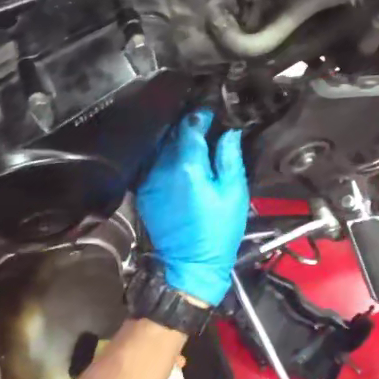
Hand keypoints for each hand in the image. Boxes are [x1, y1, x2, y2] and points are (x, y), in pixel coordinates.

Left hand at [136, 108, 247, 306]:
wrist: (190, 266)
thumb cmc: (217, 232)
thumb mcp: (234, 193)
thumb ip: (229, 157)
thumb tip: (229, 132)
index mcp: (187, 166)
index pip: (190, 127)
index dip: (202, 115)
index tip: (213, 112)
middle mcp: (162, 169)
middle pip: (172, 134)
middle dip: (188, 126)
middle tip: (206, 123)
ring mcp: (149, 181)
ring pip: (160, 148)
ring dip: (175, 141)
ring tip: (194, 140)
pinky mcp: (144, 193)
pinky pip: (154, 165)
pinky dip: (166, 158)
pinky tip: (181, 162)